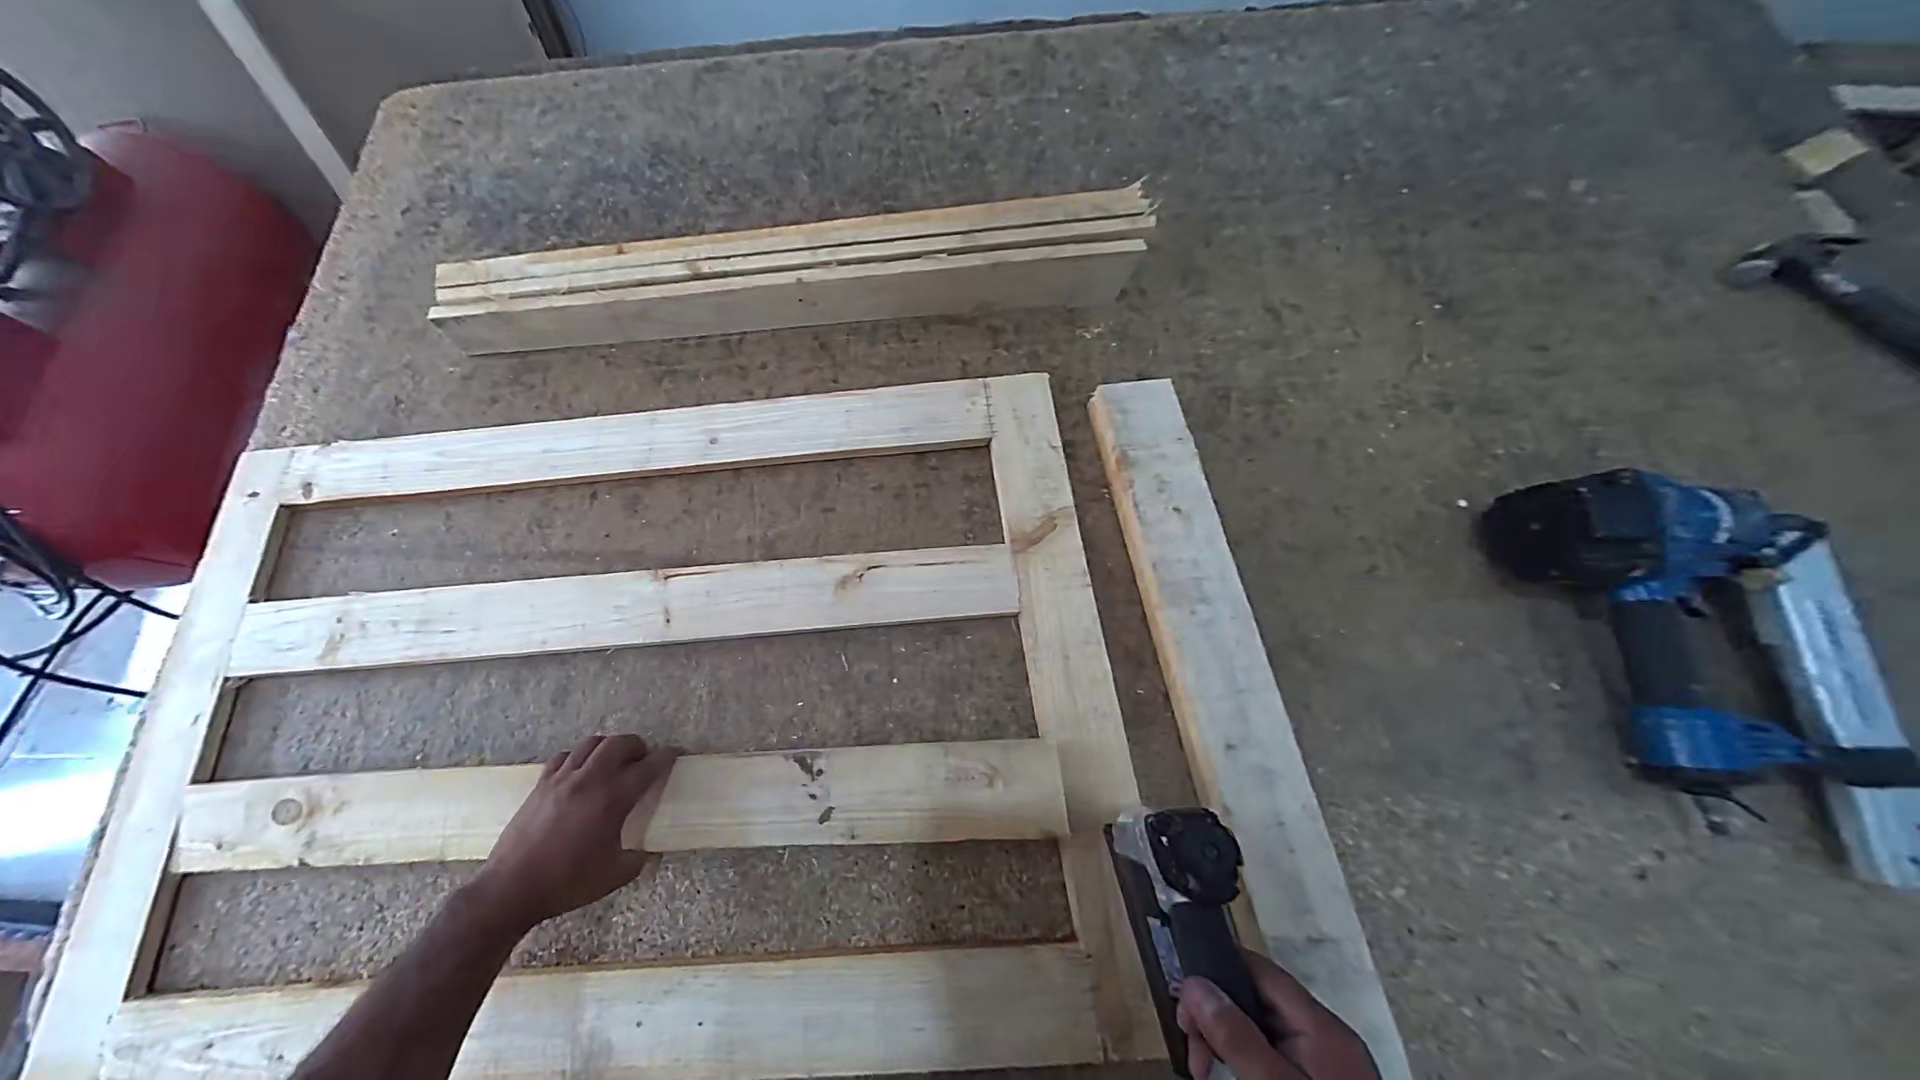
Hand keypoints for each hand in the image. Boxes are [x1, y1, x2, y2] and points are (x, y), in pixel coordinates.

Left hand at [465, 734, 679, 931]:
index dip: (666, 757)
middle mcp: (590, 780)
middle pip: (619, 743)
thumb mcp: (615, 875)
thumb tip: (649, 853)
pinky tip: (580, 772)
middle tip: (643, 758)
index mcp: (613, 798)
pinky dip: (579, 757)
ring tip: (613, 761)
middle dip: (637, 745)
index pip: (649, 766)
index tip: (675, 753)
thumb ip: (639, 859)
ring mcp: (562, 779)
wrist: (510, 890)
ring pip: (591, 743)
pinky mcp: (540, 785)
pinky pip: (564, 757)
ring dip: (609, 747)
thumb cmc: (567, 883)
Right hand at [1176, 950, 1379, 1079]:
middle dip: (1215, 1018)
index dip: (1218, 970)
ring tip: (1199, 1073)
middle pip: (1256, 1002)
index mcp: (1320, 1029)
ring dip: (1223, 1045)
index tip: (1184, 1000)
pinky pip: (1269, 1062)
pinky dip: (1240, 1066)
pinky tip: (1221, 1078)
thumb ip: (1236, 1037)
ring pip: (1257, 1034)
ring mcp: (1321, 1071)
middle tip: (1191, 1051)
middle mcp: (1322, 1041)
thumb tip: (1195, 985)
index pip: (1261, 971)